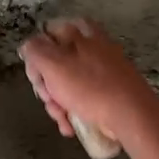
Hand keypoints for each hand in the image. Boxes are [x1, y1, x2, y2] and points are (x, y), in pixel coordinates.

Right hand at [18, 19, 158, 143]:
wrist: (131, 115)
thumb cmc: (89, 87)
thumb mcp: (53, 63)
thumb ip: (34, 50)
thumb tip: (27, 46)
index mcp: (79, 33)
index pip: (46, 35)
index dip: (36, 56)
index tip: (38, 76)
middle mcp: (92, 46)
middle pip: (56, 62)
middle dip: (47, 86)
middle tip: (50, 99)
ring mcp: (103, 69)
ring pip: (68, 83)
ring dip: (58, 104)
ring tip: (62, 119)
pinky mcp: (110, 90)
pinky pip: (83, 97)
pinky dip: (75, 111)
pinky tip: (72, 126)